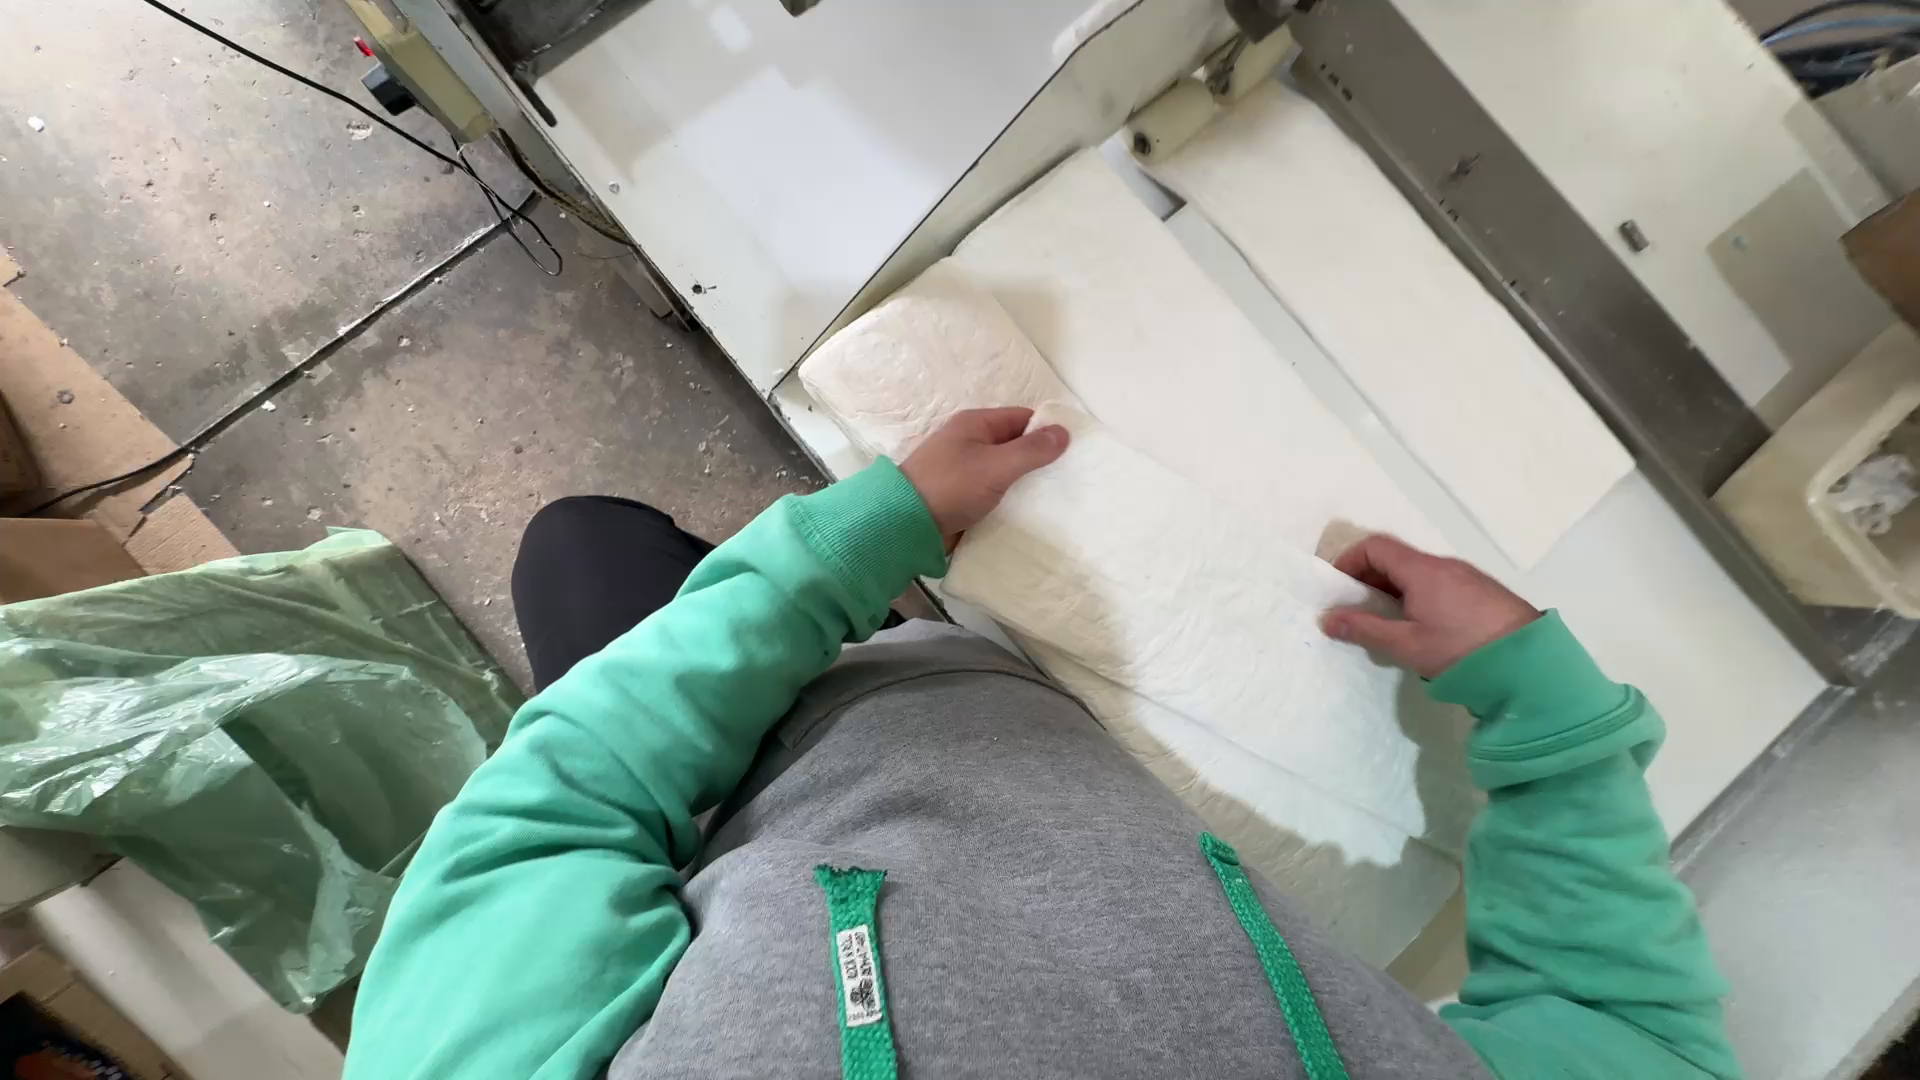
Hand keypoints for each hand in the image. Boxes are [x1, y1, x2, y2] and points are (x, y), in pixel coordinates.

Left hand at [900, 407, 1068, 549]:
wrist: (905, 524)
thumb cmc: (951, 487)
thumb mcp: (996, 465)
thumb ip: (1031, 450)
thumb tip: (1063, 432)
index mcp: (975, 425)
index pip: (1021, 418)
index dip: (1047, 431)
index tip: (1074, 451)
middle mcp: (969, 443)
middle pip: (1014, 445)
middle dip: (1039, 460)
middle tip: (1069, 478)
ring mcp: (964, 471)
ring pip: (1005, 472)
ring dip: (1025, 484)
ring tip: (1056, 498)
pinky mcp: (961, 497)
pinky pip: (993, 493)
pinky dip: (1009, 500)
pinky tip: (1029, 513)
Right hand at [1321, 534, 1539, 677]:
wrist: (1534, 667)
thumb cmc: (1462, 650)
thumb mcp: (1405, 645)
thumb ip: (1363, 629)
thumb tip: (1327, 619)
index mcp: (1422, 570)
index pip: (1375, 546)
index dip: (1348, 560)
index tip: (1336, 587)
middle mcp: (1445, 565)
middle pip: (1395, 558)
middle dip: (1367, 578)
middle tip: (1355, 609)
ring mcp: (1468, 577)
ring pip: (1417, 573)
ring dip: (1392, 589)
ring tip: (1387, 622)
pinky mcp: (1484, 593)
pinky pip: (1438, 584)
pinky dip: (1417, 595)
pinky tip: (1422, 626)